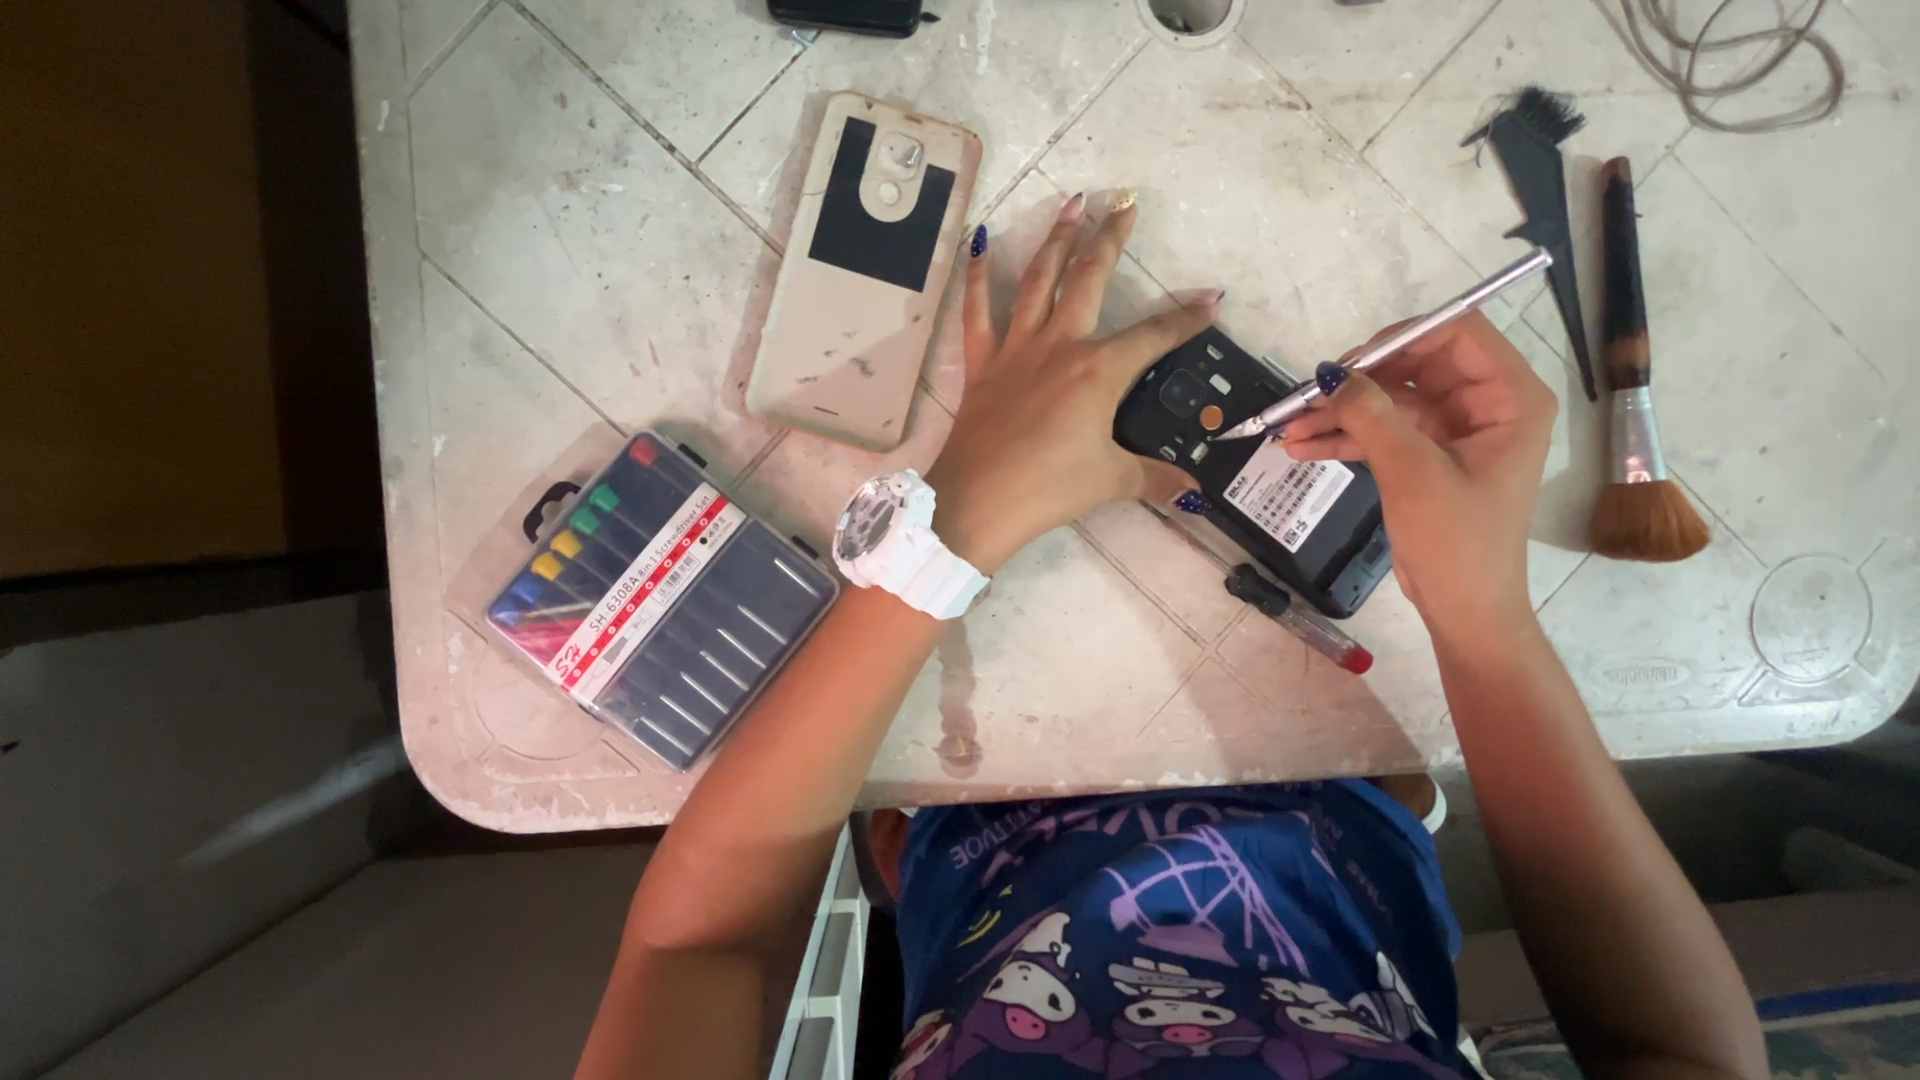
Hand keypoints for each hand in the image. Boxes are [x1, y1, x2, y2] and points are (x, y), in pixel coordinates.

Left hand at [925, 193, 1220, 572]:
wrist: (979, 502)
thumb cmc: (1049, 489)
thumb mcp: (1110, 481)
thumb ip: (1154, 479)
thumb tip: (1192, 492)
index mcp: (1099, 371)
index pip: (1154, 336)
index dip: (1185, 318)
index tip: (1211, 299)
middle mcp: (1060, 345)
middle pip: (1090, 279)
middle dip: (1111, 239)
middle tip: (1125, 204)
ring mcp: (1017, 349)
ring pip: (1039, 280)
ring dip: (1057, 239)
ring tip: (1071, 203)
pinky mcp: (983, 362)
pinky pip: (977, 310)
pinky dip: (978, 277)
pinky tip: (979, 243)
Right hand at [1282, 312, 1554, 644]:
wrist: (1462, 606)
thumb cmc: (1457, 539)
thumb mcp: (1411, 472)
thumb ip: (1371, 415)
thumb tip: (1330, 374)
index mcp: (1510, 398)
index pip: (1457, 335)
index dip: (1400, 339)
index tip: (1346, 363)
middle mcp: (1486, 404)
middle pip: (1415, 366)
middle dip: (1358, 382)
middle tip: (1307, 397)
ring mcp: (1454, 430)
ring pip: (1390, 401)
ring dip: (1340, 414)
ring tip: (1288, 430)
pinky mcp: (1427, 455)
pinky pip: (1382, 432)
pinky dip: (1345, 438)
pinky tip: (1302, 448)